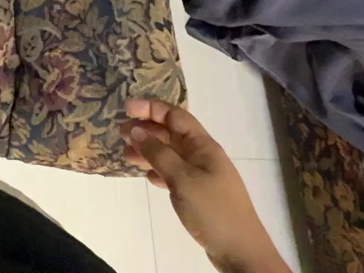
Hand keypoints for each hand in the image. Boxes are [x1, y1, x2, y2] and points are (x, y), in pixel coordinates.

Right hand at [124, 99, 290, 272]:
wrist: (243, 256)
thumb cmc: (214, 211)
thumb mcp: (182, 179)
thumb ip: (158, 153)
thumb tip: (137, 131)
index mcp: (203, 146)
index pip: (175, 115)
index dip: (150, 108)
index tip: (126, 109)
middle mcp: (202, 156)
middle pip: (170, 133)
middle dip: (146, 130)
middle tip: (121, 134)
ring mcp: (202, 176)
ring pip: (170, 154)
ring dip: (149, 151)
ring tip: (127, 155)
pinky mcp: (199, 195)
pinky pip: (174, 173)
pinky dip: (158, 171)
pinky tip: (147, 177)